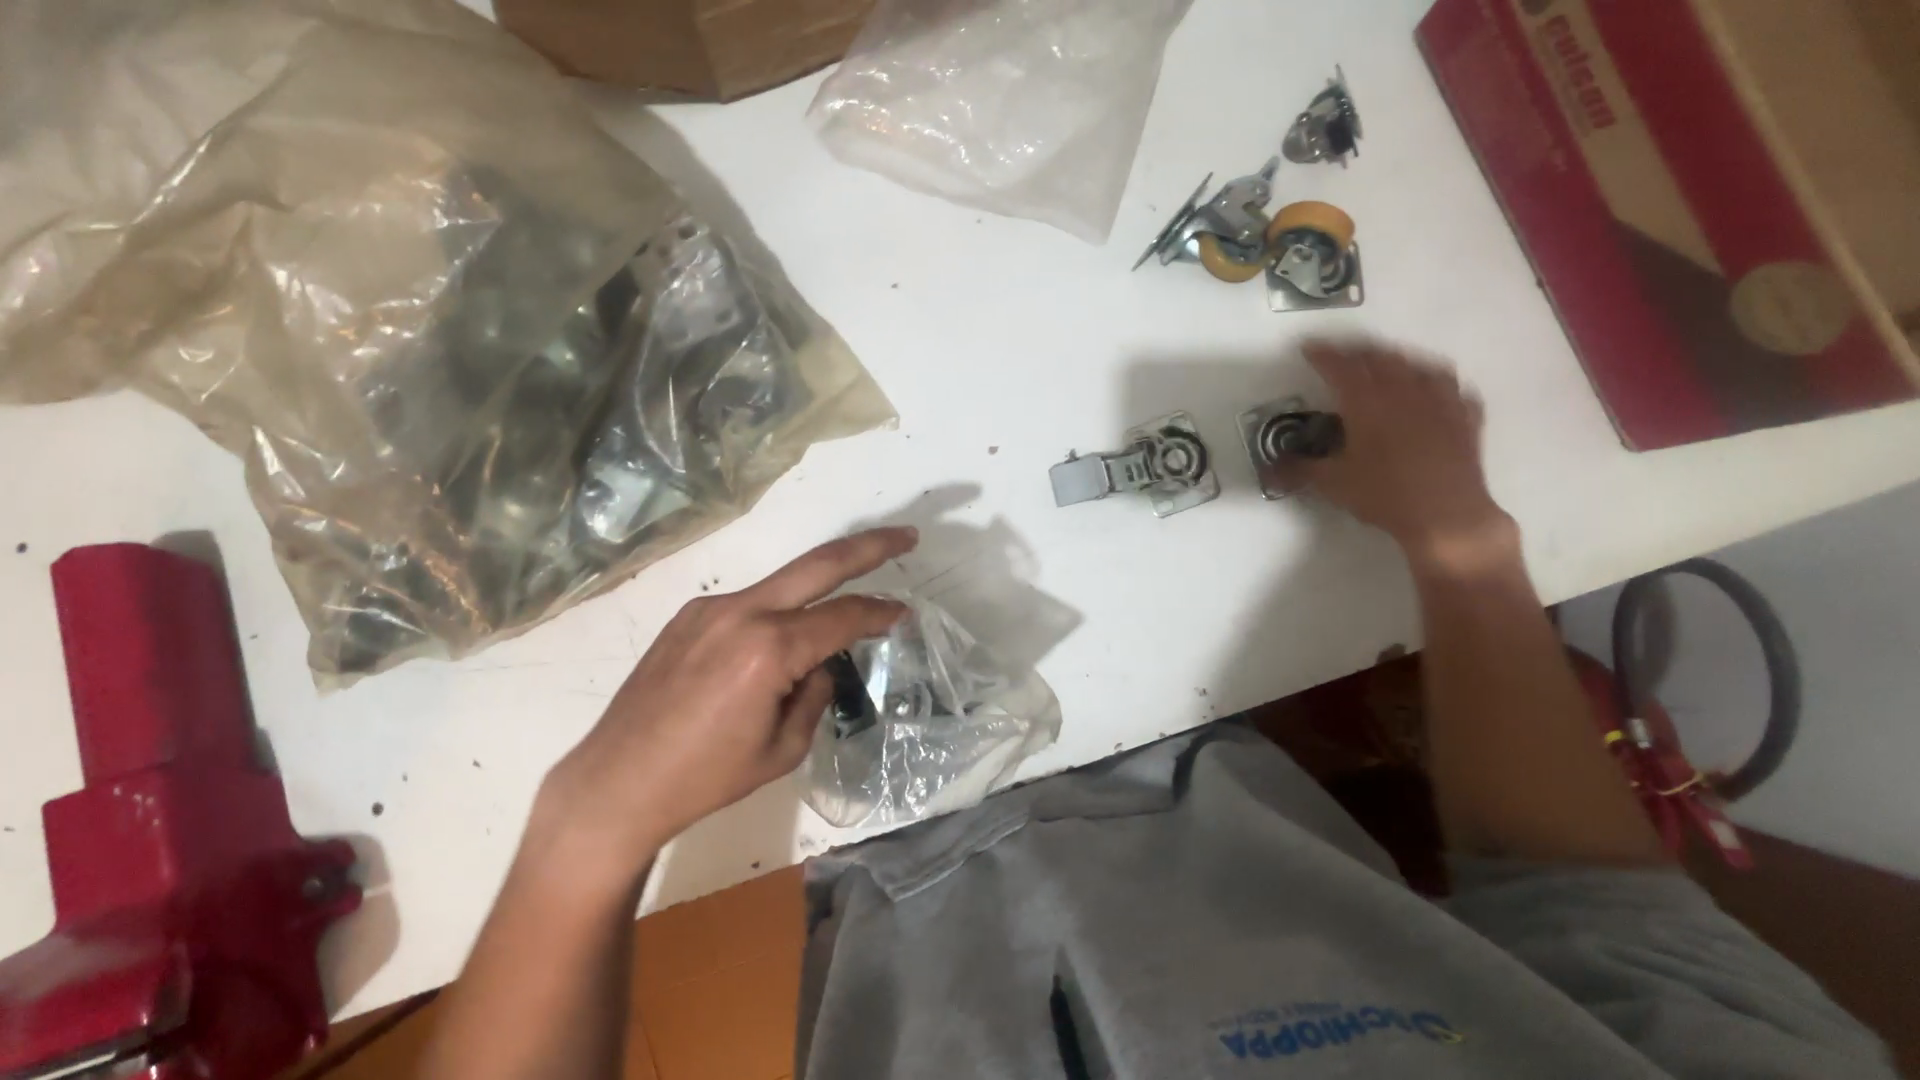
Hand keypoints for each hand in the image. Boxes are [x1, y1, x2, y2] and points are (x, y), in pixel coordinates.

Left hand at [541, 528, 916, 866]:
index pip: (843, 617)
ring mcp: (709, 609)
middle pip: (818, 564)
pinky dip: (777, 613)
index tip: (905, 613)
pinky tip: (778, 645)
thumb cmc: (707, 777)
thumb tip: (821, 665)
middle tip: (907, 535)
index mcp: (769, 650)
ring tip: (846, 600)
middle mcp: (741, 613)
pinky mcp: (688, 616)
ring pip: (781, 583)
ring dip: (819, 585)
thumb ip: (815, 695)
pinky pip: (748, 604)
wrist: (619, 781)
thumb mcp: (783, 749)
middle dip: (869, 547)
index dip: (880, 613)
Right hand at [1298, 340, 1516, 573]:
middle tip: (1343, 355)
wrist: (1446, 515)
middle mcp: (1403, 390)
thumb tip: (1270, 467)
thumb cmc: (1384, 496)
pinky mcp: (1465, 415)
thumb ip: (1300, 469)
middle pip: (1379, 357)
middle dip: (1358, 351)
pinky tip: (1432, 389)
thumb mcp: (1333, 484)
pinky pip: (1451, 386)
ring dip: (1397, 359)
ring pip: (1417, 364)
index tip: (1309, 347)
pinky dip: (1436, 381)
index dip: (1322, 354)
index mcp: (1366, 401)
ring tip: (1386, 364)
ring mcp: (1439, 400)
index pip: (1339, 366)